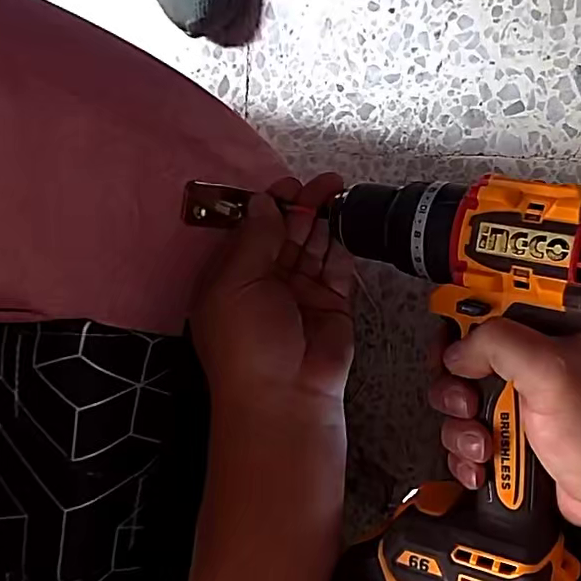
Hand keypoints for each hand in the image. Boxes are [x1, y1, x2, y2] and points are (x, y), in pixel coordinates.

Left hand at [192, 174, 354, 422]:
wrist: (288, 395)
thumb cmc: (248, 343)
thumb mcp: (236, 284)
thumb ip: (255, 239)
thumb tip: (264, 202)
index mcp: (233, 277)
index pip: (252, 231)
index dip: (269, 206)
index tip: (287, 185)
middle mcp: (267, 282)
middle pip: (287, 234)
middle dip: (302, 208)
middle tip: (322, 185)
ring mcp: (302, 294)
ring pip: (315, 248)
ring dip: (324, 222)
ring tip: (338, 195)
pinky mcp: (333, 305)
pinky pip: (339, 269)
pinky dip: (343, 247)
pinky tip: (347, 225)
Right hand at [428, 319, 580, 534]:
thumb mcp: (550, 372)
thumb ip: (499, 344)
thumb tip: (457, 351)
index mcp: (540, 335)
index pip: (484, 310)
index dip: (457, 325)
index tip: (448, 350)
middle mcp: (526, 366)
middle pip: (459, 363)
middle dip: (453, 389)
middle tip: (470, 404)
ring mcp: (516, 404)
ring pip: (458, 407)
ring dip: (460, 430)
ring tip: (485, 445)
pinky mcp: (510, 438)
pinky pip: (467, 439)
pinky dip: (466, 456)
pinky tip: (483, 466)